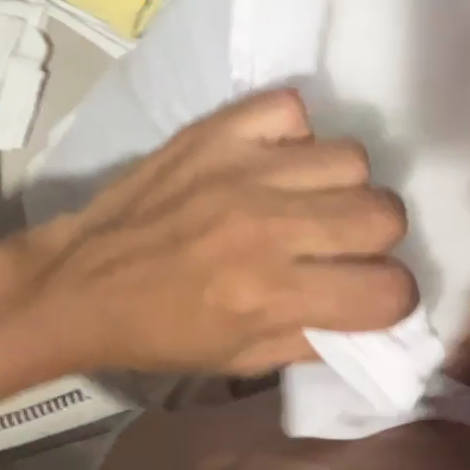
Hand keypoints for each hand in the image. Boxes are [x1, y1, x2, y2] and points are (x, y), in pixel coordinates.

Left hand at [15, 89, 417, 375]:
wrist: (80, 281)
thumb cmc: (161, 331)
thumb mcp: (242, 361)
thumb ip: (316, 338)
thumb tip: (376, 310)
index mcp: (273, 293)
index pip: (388, 289)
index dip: (390, 297)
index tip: (368, 294)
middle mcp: (268, 226)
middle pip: (384, 213)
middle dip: (376, 239)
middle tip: (340, 245)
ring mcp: (243, 168)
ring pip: (351, 159)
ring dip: (342, 187)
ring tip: (308, 199)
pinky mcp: (217, 131)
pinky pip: (292, 109)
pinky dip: (294, 133)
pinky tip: (275, 160)